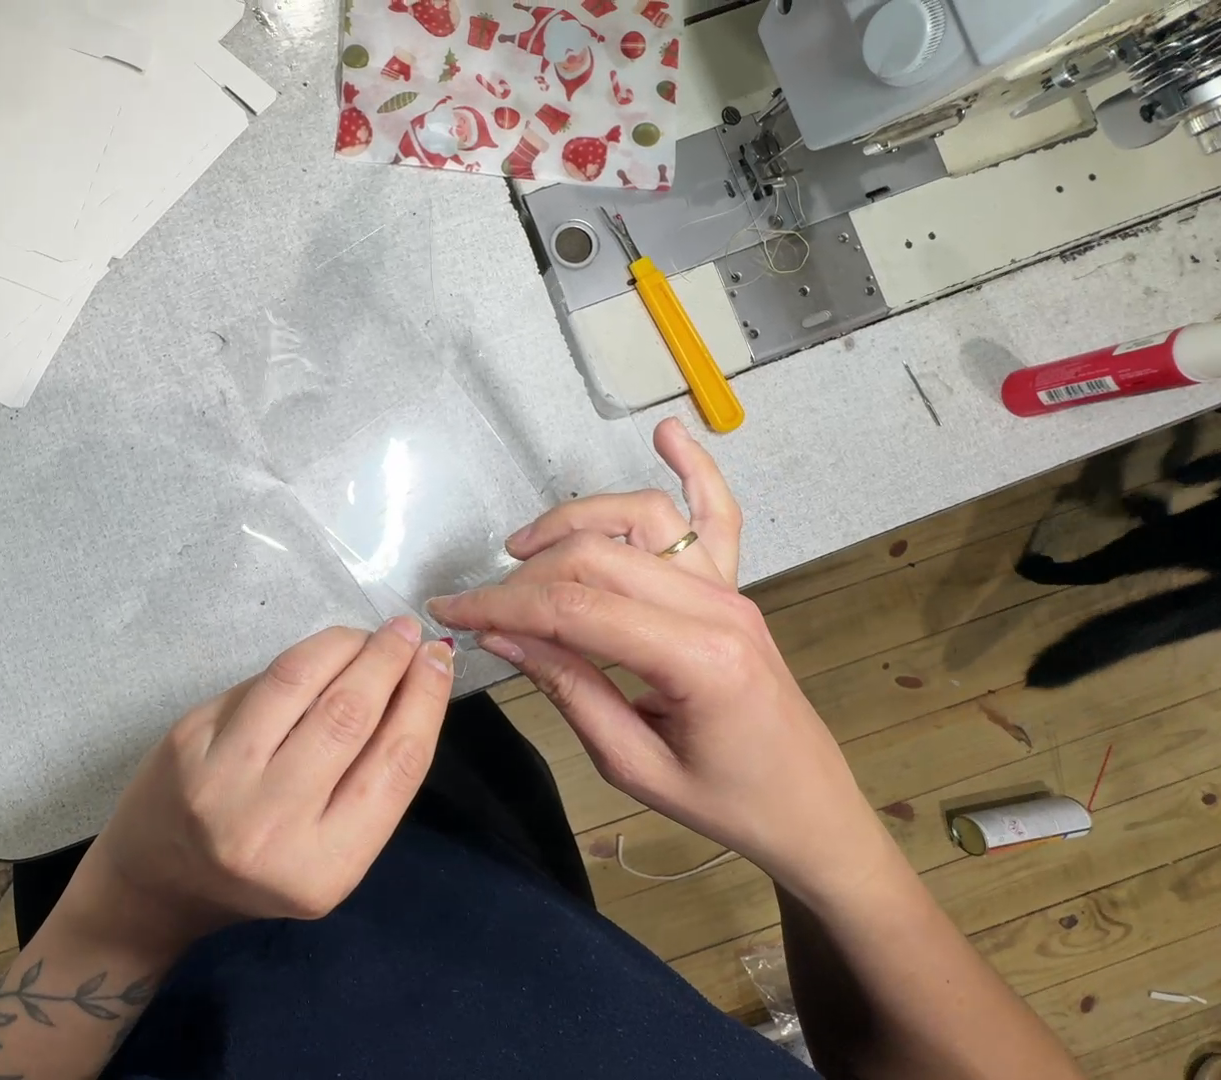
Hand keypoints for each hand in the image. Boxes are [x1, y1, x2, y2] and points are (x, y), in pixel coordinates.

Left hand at [69, 620, 453, 948]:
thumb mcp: (327, 856)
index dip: (425, 702)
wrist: (158, 879)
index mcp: (324, 868)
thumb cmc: (257, 872)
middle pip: (349, 716)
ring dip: (345, 645)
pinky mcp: (190, 736)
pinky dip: (300, 660)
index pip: (394, 766)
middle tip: (407, 633)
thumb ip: (366, 783)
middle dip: (387, 662)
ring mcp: (221, 774)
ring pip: (299, 682)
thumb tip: (408, 688)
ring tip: (368, 634)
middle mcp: (271, 822)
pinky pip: (260, 682)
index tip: (439, 661)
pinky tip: (320, 654)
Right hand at [428, 418, 888, 900]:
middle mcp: (716, 606)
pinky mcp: (733, 585)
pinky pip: (714, 514)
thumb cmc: (725, 802)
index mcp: (696, 660)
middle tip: (481, 609)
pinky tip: (668, 433)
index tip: (450, 613)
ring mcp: (730, 587)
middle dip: (522, 577)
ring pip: (637, 518)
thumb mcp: (630, 764)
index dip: (500, 606)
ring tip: (523, 547)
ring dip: (572, 521)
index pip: (573, 608)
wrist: (810, 812)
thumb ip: (567, 690)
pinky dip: (693, 468)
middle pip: (596, 556)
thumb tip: (503, 636)